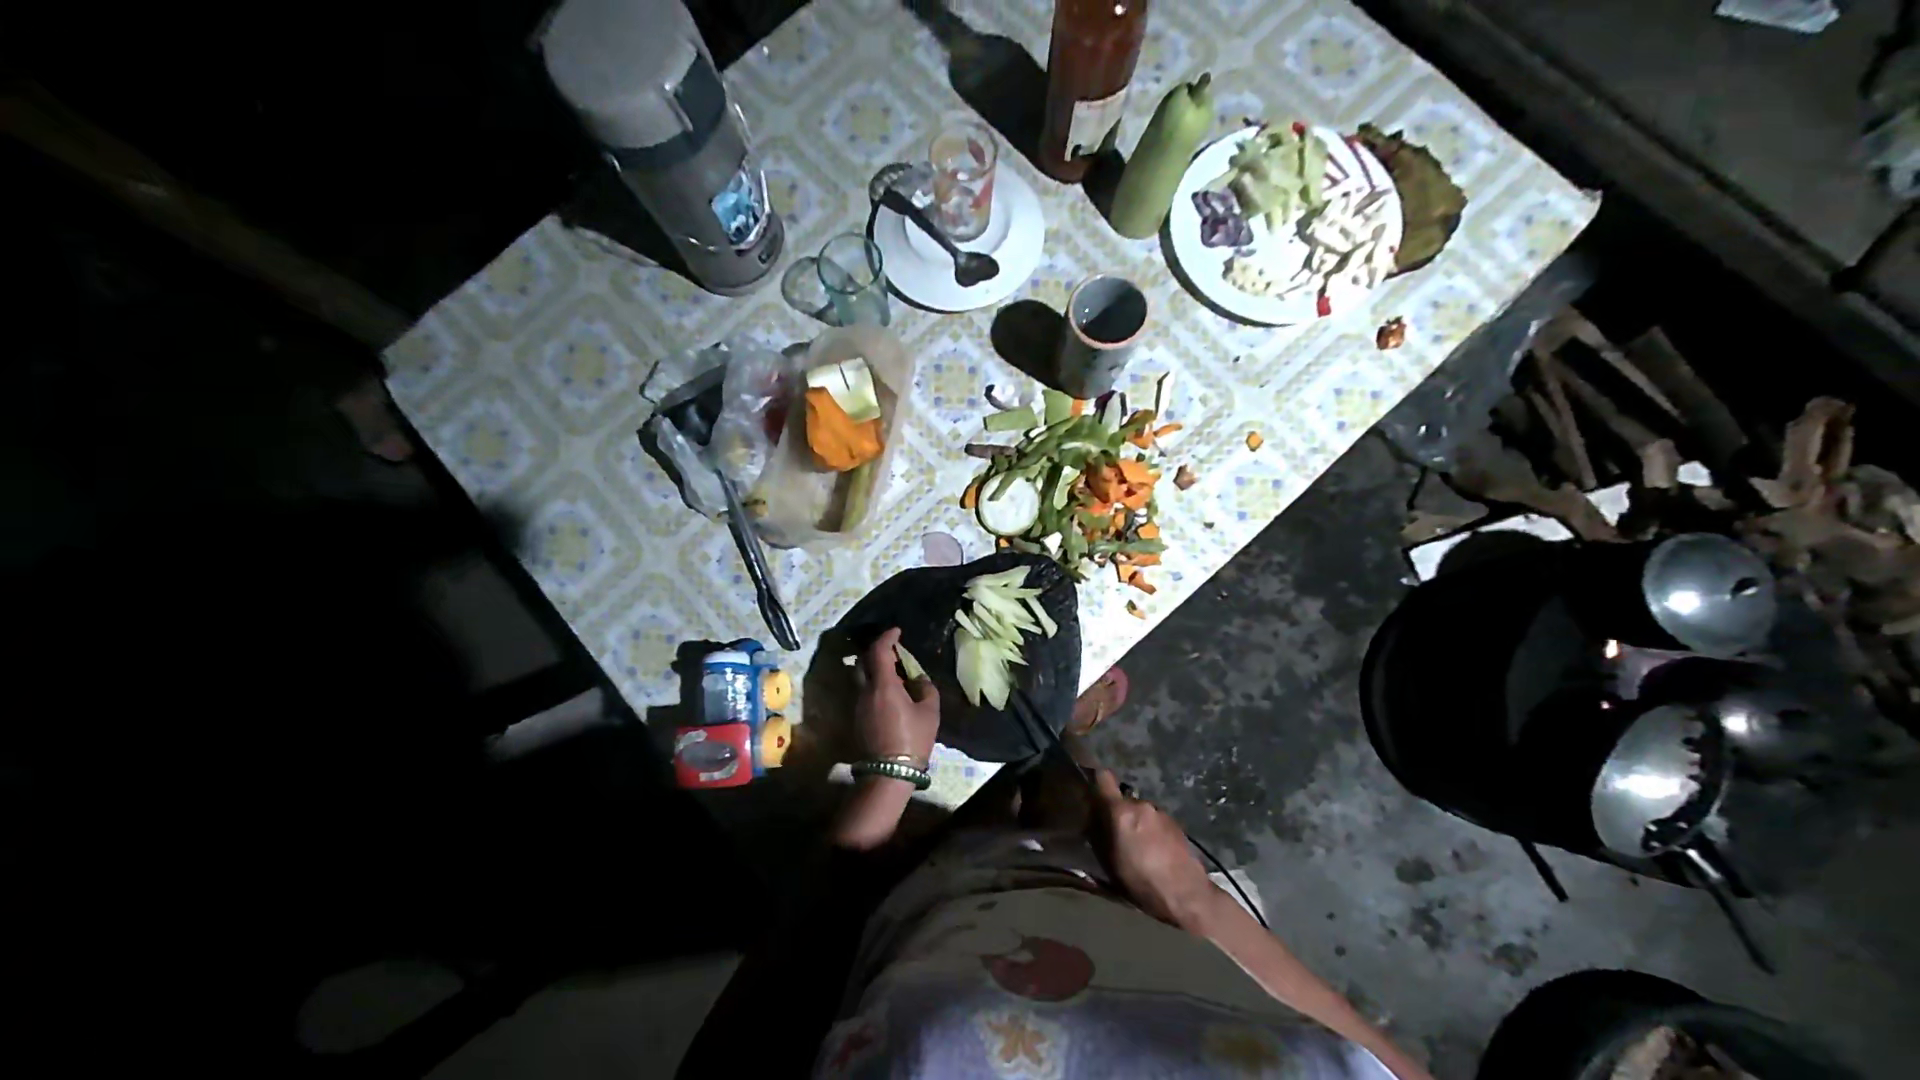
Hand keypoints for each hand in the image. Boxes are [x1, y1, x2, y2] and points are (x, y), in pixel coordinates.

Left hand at [854, 628, 939, 765]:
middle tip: (894, 652)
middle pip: (863, 661)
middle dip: (876, 652)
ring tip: (894, 674)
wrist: (890, 772)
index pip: (879, 651)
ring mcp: (857, 705)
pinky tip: (889, 693)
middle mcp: (865, 691)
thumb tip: (919, 679)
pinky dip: (873, 684)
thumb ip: (926, 688)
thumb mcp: (929, 712)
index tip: (897, 631)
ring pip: (860, 677)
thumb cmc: (913, 739)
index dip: (887, 637)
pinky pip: (862, 692)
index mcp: (883, 685)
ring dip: (874, 669)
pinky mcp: (857, 717)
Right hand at [1090, 769, 1220, 928]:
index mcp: (1121, 811)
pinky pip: (1156, 821)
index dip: (1097, 779)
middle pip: (1123, 801)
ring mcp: (1161, 813)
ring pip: (1141, 812)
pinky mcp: (1176, 824)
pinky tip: (1156, 853)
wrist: (1187, 895)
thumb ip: (1099, 837)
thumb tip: (1092, 822)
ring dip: (1138, 824)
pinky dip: (1152, 831)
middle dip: (1119, 814)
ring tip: (1140, 848)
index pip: (1104, 778)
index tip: (1091, 786)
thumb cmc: (1142, 882)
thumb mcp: (1111, 864)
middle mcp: (1141, 805)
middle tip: (1117, 836)